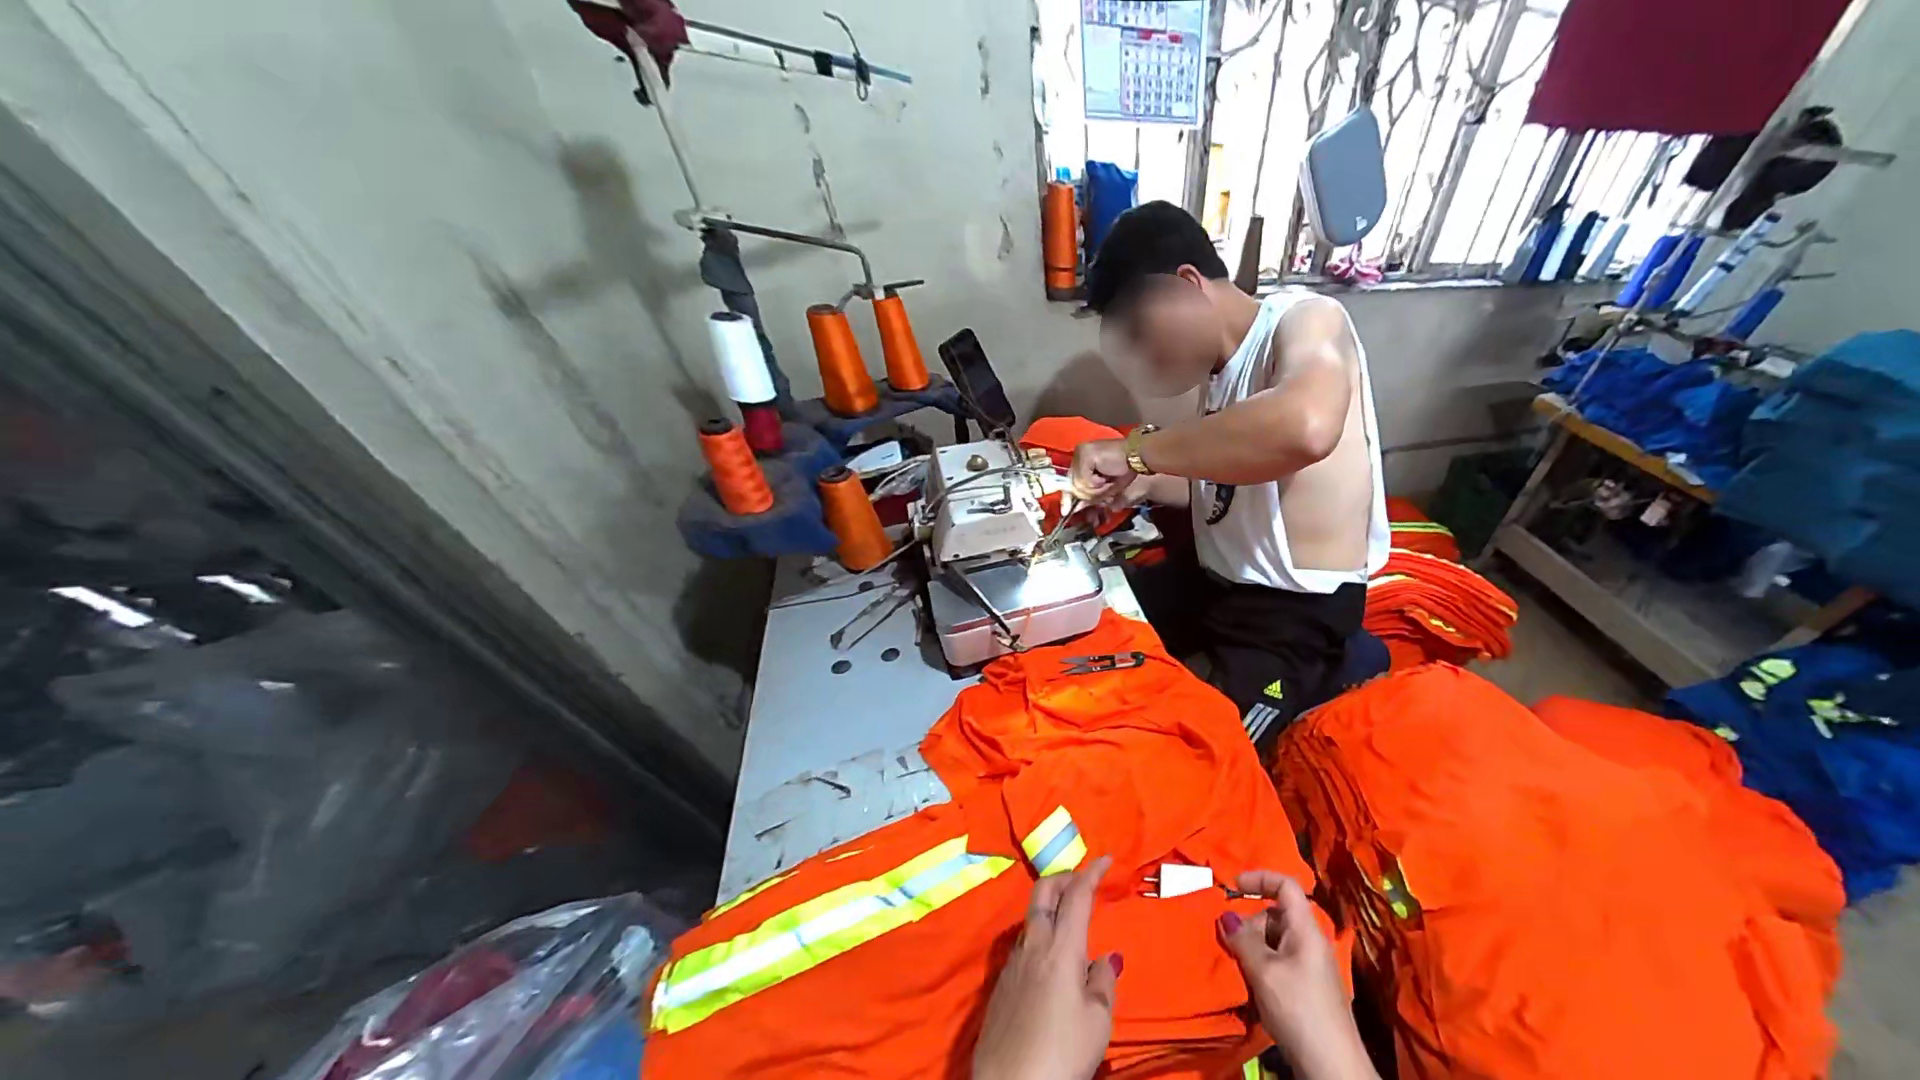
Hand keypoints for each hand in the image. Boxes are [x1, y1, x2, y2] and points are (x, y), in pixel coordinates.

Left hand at [973, 856, 1120, 1079]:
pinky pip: (1024, 940)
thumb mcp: (1097, 1022)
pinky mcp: (1002, 980)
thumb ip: (1103, 983)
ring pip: (1031, 916)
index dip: (1091, 873)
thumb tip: (1107, 958)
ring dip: (1050, 905)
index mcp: (1061, 947)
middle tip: (1083, 880)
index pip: (1077, 896)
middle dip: (1064, 878)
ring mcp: (1013, 960)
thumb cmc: (1062, 1052)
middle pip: (1044, 893)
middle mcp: (1033, 943)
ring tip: (1068, 916)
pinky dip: (1040, 931)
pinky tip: (1050, 955)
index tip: (1104, 859)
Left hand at [1068, 439, 1136, 505]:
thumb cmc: (1126, 471)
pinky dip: (1097, 483)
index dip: (1068, 497)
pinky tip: (1107, 475)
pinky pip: (1084, 480)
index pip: (1069, 481)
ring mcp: (1080, 452)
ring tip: (1108, 480)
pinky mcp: (1085, 454)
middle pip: (1073, 485)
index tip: (1066, 511)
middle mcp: (1079, 453)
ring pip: (1078, 485)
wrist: (1140, 458)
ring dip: (1096, 489)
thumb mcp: (1104, 487)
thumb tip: (1074, 508)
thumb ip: (1088, 496)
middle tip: (1106, 485)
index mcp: (1082, 458)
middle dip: (1090, 494)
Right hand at [1219, 872, 1378, 1079]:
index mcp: (1306, 930)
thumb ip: (1242, 939)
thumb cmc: (1299, 1010)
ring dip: (1253, 945)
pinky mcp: (1307, 989)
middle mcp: (1310, 943)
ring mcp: (1310, 967)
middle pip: (1276, 914)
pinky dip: (1261, 964)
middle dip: (1249, 921)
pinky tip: (1251, 983)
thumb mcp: (1263, 970)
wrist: (1333, 1068)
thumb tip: (1226, 916)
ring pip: (1275, 940)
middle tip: (1229, 940)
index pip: (1286, 886)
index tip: (1232, 887)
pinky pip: (1279, 961)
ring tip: (1238, 964)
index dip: (1259, 878)